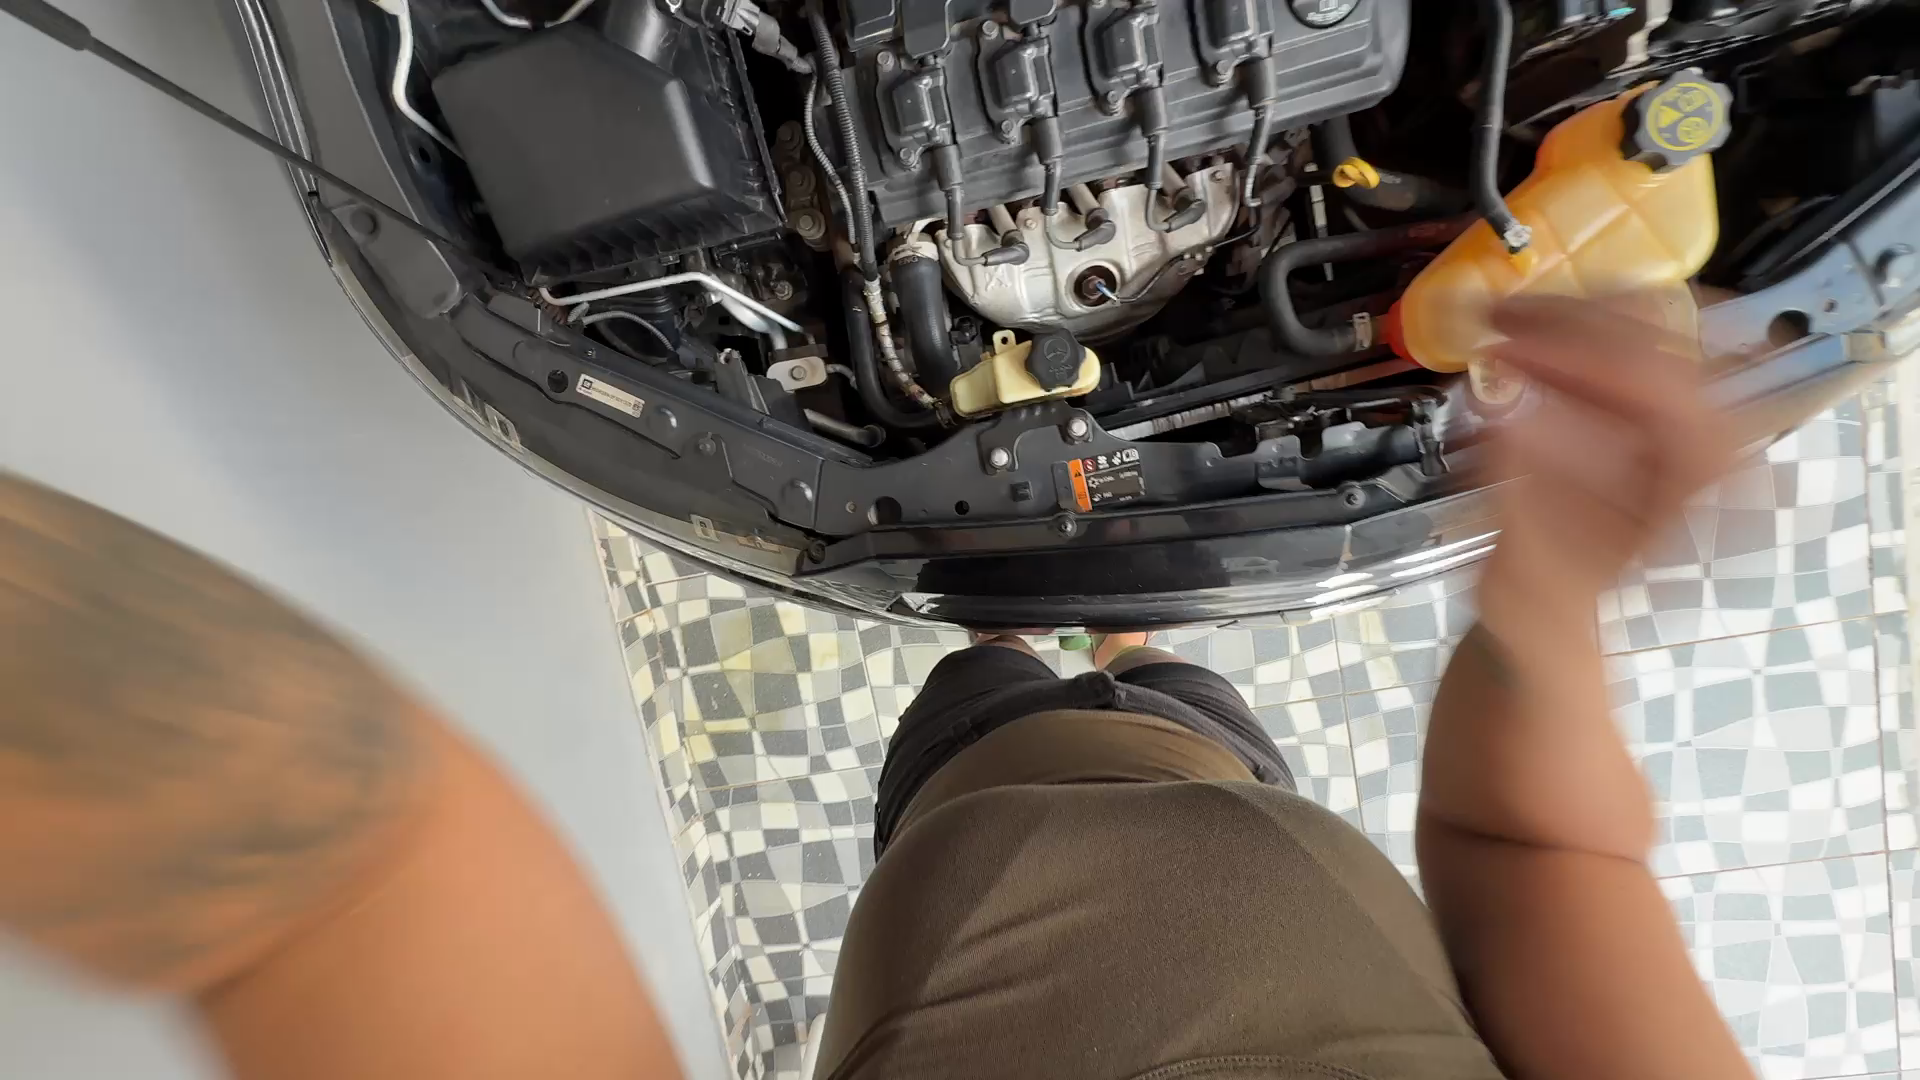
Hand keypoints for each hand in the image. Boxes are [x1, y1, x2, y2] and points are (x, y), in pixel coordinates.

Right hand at [1475, 296, 1736, 637]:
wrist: (1551, 612)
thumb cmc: (1542, 599)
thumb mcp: (1526, 551)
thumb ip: (1517, 479)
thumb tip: (1496, 398)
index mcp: (1697, 478)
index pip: (1657, 381)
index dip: (1578, 353)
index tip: (1504, 348)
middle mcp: (1706, 438)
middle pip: (1659, 341)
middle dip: (1572, 318)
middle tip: (1494, 315)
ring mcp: (1676, 423)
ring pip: (1643, 334)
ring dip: (1566, 320)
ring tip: (1496, 322)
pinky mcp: (1642, 419)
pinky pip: (1617, 353)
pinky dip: (1564, 340)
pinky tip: (1516, 347)